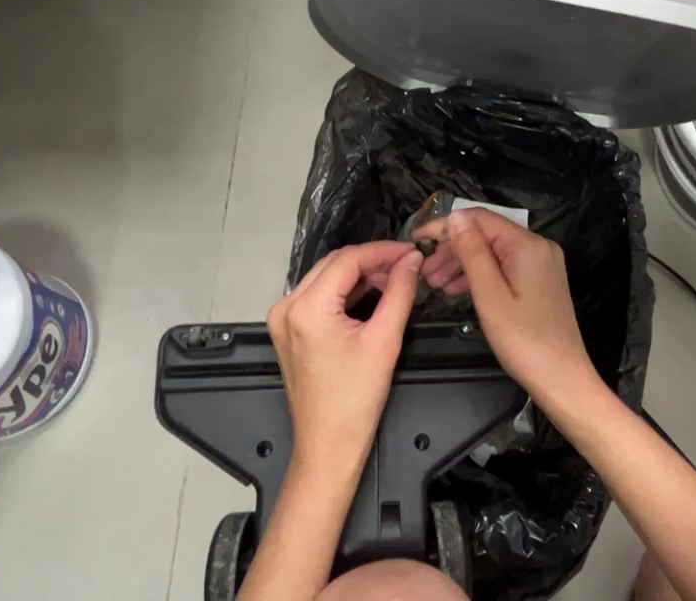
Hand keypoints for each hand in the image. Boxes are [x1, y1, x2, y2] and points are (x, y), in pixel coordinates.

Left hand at [267, 241, 422, 475]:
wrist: (329, 445)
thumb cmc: (355, 400)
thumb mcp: (385, 340)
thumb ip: (400, 292)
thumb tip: (412, 260)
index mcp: (307, 308)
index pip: (348, 260)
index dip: (383, 251)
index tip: (411, 252)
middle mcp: (287, 306)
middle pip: (335, 264)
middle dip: (373, 261)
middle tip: (407, 266)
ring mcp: (283, 318)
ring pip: (327, 277)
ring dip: (360, 275)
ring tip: (394, 280)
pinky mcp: (288, 329)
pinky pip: (319, 294)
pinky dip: (345, 291)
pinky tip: (372, 294)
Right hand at [413, 209, 598, 404]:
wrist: (563, 379)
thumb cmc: (524, 341)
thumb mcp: (490, 295)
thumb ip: (472, 252)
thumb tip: (456, 217)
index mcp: (527, 245)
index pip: (479, 219)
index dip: (445, 226)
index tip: (417, 242)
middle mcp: (537, 247)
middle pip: (486, 234)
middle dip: (452, 248)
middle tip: (424, 270)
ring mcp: (540, 264)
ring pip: (493, 251)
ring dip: (462, 263)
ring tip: (434, 282)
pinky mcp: (539, 281)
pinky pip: (503, 267)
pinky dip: (479, 275)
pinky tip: (456, 289)